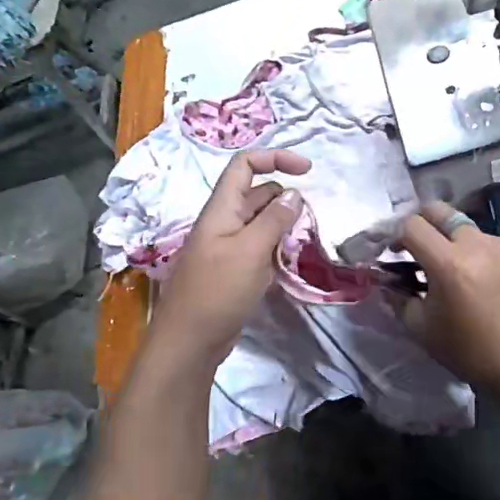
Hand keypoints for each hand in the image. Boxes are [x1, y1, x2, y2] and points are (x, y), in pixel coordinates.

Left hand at [148, 149, 310, 368]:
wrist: (190, 341)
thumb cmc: (218, 291)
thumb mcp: (251, 251)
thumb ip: (274, 219)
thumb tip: (293, 194)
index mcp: (221, 209)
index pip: (245, 164)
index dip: (275, 158)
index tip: (308, 170)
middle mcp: (223, 222)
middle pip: (257, 193)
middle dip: (285, 199)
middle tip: (309, 222)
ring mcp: (227, 246)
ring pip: (261, 222)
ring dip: (283, 226)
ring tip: (301, 245)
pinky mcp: (233, 269)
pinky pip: (259, 248)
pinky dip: (276, 249)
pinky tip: (287, 267)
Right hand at [397, 201, 499, 394]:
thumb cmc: (468, 350)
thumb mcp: (421, 329)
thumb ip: (398, 298)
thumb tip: (387, 281)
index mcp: (448, 263)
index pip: (412, 226)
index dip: (397, 234)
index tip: (395, 251)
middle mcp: (477, 244)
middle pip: (441, 211)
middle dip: (423, 221)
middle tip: (420, 244)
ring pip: (468, 229)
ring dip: (455, 242)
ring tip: (458, 270)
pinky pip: (493, 242)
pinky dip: (482, 254)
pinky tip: (485, 279)